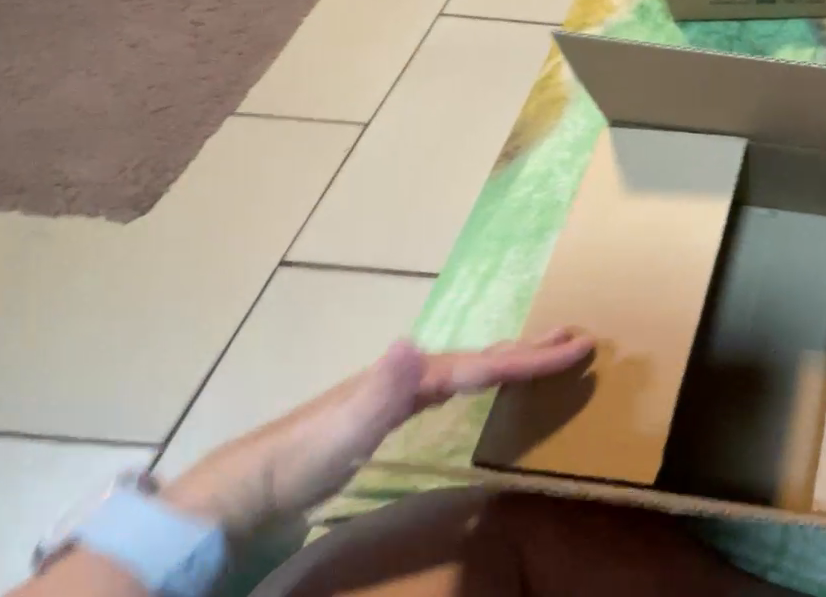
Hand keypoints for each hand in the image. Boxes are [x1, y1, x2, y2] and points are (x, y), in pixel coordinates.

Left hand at [162, 329, 592, 535]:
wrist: (245, 487)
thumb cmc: (301, 458)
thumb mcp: (345, 427)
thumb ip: (382, 387)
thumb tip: (414, 340)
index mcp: (416, 375)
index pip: (487, 363)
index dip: (533, 357)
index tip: (579, 348)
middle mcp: (414, 374)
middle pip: (486, 357)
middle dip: (533, 348)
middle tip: (578, 337)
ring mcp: (403, 392)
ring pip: (473, 368)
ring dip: (514, 358)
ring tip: (546, 350)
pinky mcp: (395, 413)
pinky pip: (458, 386)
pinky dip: (486, 378)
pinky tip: (484, 384)